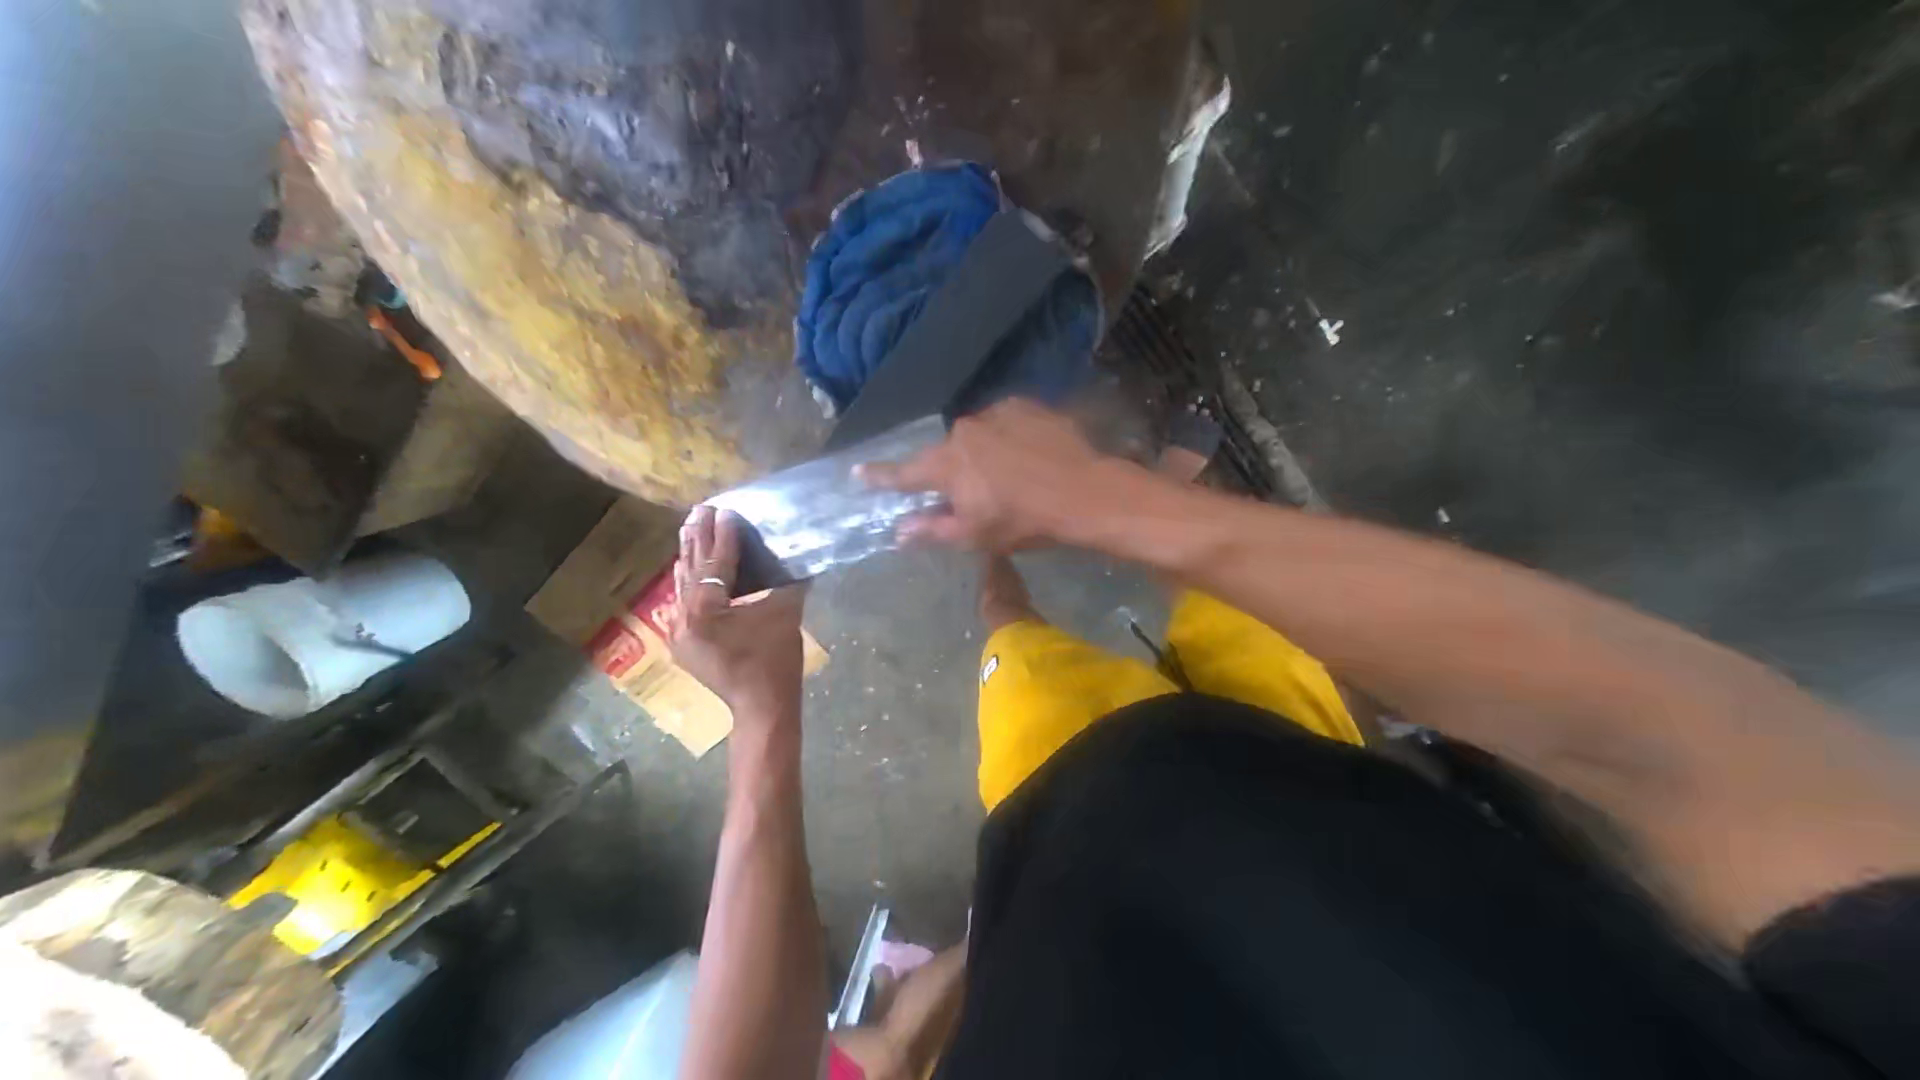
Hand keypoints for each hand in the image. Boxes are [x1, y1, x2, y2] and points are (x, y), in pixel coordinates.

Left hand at [667, 506, 805, 720]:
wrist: (762, 707)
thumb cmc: (776, 660)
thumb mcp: (786, 613)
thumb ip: (787, 580)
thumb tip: (795, 554)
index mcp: (706, 609)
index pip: (717, 563)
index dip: (724, 536)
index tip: (726, 509)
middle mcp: (684, 617)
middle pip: (692, 569)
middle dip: (699, 537)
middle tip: (702, 508)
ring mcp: (678, 631)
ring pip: (683, 584)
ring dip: (690, 555)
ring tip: (692, 526)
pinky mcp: (683, 642)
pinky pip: (682, 603)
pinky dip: (688, 581)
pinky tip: (687, 566)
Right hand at [860, 399, 1122, 550]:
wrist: (1085, 492)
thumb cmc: (1025, 521)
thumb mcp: (975, 536)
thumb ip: (932, 530)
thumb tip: (898, 531)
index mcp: (947, 464)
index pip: (904, 473)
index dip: (880, 476)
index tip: (857, 471)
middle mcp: (964, 431)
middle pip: (947, 455)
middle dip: (953, 473)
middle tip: (975, 494)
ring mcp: (997, 413)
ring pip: (977, 436)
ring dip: (984, 454)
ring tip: (1011, 476)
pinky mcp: (1026, 405)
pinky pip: (1005, 422)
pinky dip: (1009, 438)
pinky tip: (1029, 457)